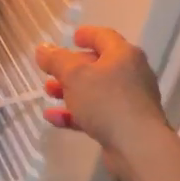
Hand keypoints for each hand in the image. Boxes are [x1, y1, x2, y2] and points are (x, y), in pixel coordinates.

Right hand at [36, 25, 169, 180]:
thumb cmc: (106, 101)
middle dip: (71, 69)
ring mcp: (129, 100)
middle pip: (98, 65)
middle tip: (51, 71)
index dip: (87, 34)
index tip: (72, 37)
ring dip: (70, 90)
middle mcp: (131, 74)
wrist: (137, 146)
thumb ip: (57, 60)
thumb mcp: (75, 76)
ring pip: (95, 91)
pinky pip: (97, 113)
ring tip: (49, 93)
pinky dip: (76, 113)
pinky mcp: (124, 124)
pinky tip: (54, 118)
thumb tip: (43, 48)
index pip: (104, 36)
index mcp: (123, 55)